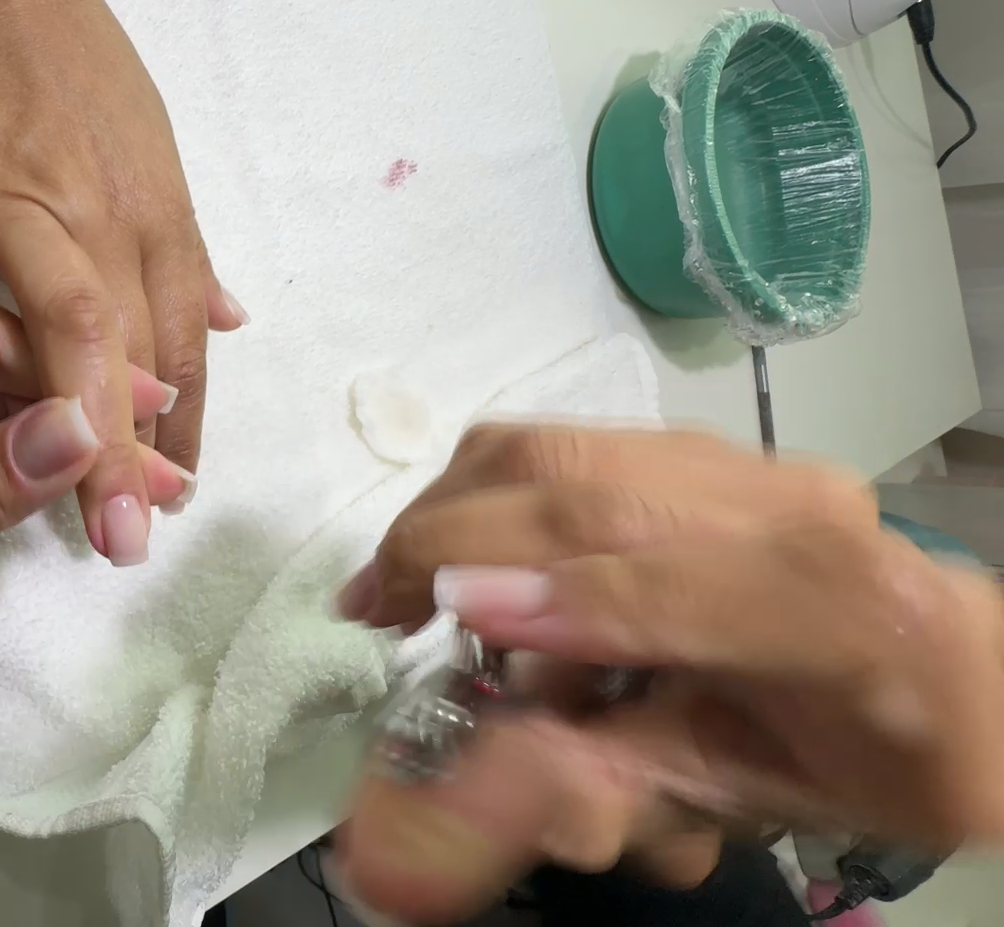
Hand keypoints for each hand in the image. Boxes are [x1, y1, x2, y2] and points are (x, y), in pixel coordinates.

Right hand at [331, 426, 1003, 924]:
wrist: (917, 654)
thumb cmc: (837, 749)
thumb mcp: (722, 802)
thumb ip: (571, 801)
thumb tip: (402, 846)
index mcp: (859, 623)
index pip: (703, 598)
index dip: (572, 604)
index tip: (449, 616)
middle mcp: (790, 512)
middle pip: (586, 495)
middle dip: (448, 542)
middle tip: (371, 607)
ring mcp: (723, 460)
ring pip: (540, 453)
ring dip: (442, 512)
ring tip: (397, 579)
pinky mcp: (668, 442)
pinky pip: (536, 445)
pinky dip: (466, 490)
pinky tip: (454, 544)